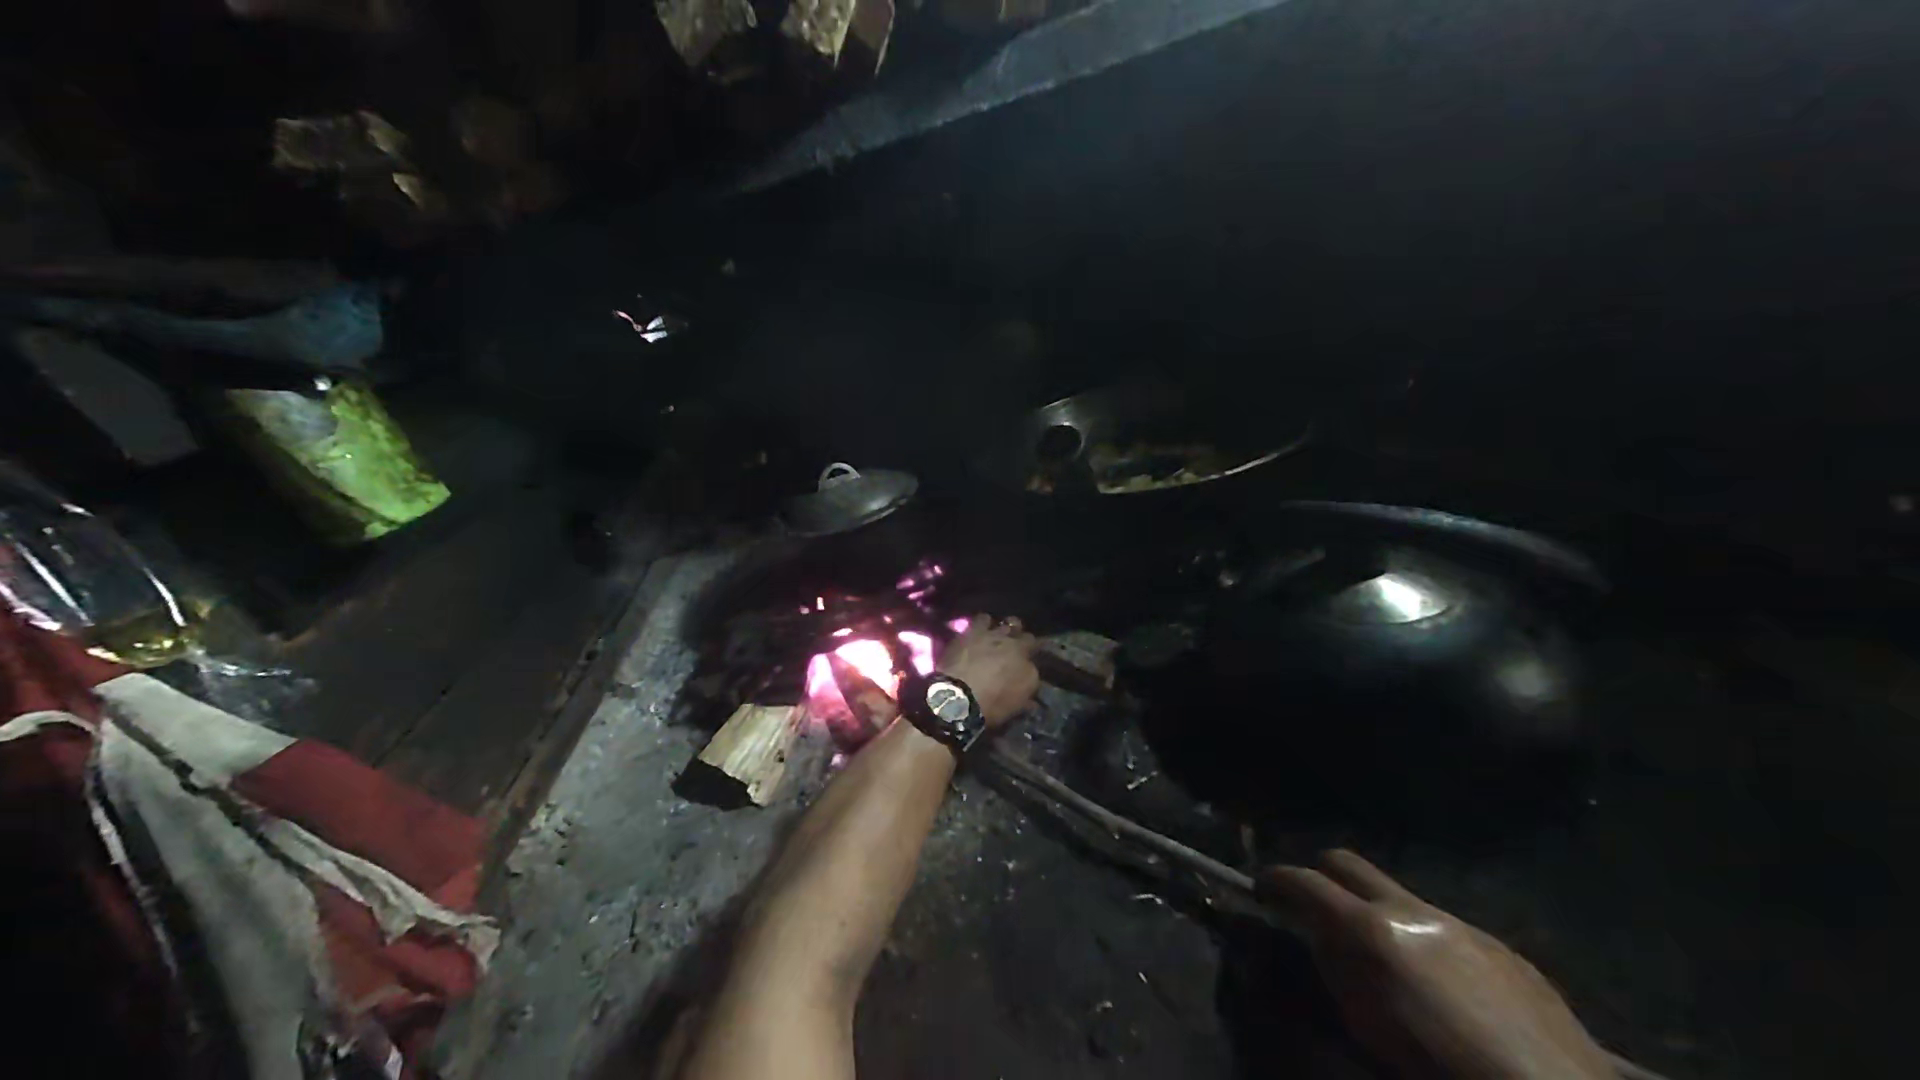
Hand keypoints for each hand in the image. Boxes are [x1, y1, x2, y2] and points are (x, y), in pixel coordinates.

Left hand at [936, 614, 1039, 726]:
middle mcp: (1015, 645)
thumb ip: (1026, 690)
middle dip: (1023, 640)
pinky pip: (983, 618)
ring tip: (997, 636)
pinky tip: (979, 630)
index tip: (1028, 659)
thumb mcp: (1016, 706)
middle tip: (1015, 647)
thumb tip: (1029, 685)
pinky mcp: (972, 631)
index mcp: (1028, 665)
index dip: (1032, 654)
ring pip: (1007, 623)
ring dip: (1005, 629)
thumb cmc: (990, 706)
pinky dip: (983, 623)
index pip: (1038, 652)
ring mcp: (994, 635)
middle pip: (1026, 636)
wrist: (959, 697)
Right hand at [1261, 850, 1614, 1079]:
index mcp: (1372, 930)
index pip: (1303, 881)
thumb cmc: (1441, 1073)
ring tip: (1386, 961)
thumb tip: (1316, 940)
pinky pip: (1446, 928)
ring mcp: (1463, 925)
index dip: (1274, 880)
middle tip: (1312, 908)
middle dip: (1319, 875)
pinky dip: (1425, 941)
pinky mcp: (1504, 948)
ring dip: (1375, 912)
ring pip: (1398, 894)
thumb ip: (1335, 973)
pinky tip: (1445, 990)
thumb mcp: (1366, 1030)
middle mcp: (1412, 910)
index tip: (1262, 891)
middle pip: (1346, 862)